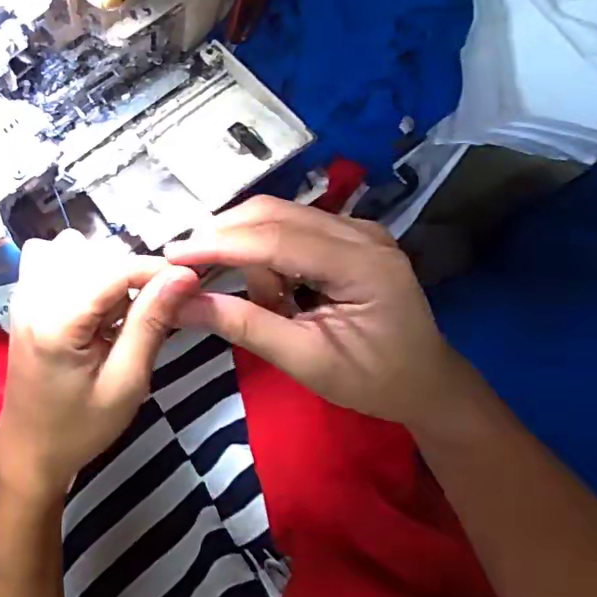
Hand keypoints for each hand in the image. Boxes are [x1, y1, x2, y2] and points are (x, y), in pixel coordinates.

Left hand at [0, 231, 200, 500]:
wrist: (29, 446)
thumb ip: (151, 323)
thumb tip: (183, 276)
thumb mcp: (127, 383)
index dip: (155, 269)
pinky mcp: (21, 297)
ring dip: (100, 267)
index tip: (189, 280)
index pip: (112, 269)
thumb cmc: (80, 426)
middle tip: (146, 311)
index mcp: (56, 322)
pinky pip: (48, 257)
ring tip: (114, 310)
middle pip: (91, 252)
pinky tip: (88, 300)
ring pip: (68, 247)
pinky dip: (75, 266)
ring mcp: (21, 294)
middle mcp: (32, 297)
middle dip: (128, 271)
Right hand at [165, 196, 484, 430]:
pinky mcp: (343, 232)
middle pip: (270, 213)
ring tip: (258, 300)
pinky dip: (259, 248)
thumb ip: (242, 325)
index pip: (276, 240)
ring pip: (272, 215)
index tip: (170, 256)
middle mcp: (360, 232)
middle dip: (222, 237)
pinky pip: (284, 224)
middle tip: (185, 267)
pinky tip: (270, 287)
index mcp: (364, 265)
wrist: (425, 383)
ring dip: (243, 247)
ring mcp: (354, 227)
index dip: (218, 245)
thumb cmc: (372, 379)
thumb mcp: (305, 361)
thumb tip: (178, 303)